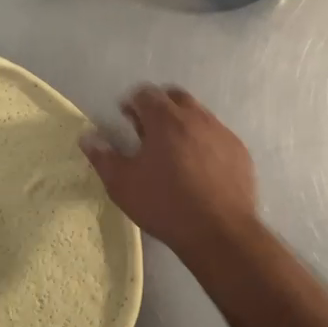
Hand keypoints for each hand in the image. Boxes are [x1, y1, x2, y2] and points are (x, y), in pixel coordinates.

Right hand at [81, 85, 259, 260]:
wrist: (220, 233)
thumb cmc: (164, 204)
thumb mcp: (122, 184)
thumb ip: (102, 156)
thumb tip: (87, 136)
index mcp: (166, 119)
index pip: (146, 93)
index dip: (132, 103)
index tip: (126, 120)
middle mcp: (197, 118)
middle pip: (175, 97)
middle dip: (159, 107)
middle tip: (148, 131)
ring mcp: (222, 133)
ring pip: (199, 115)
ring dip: (183, 123)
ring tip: (173, 151)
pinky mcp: (240, 152)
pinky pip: (217, 136)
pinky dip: (204, 142)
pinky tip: (198, 168)